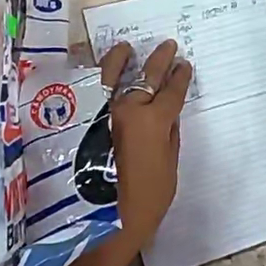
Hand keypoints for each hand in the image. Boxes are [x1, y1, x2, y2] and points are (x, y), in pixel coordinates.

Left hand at [98, 40, 193, 244]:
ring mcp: (101, 110)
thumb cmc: (144, 200)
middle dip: (159, 59)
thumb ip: (169, 135)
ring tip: (126, 48)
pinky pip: (89, 89)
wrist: (103, 219)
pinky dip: (95, 76)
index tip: (184, 64)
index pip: (171, 90)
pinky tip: (98, 69)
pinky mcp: (80, 119)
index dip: (180, 76)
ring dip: (120, 59)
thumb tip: (168, 113)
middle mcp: (126, 107)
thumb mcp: (168, 167)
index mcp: (154, 120)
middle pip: (146, 76)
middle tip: (168, 45)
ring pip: (111, 74)